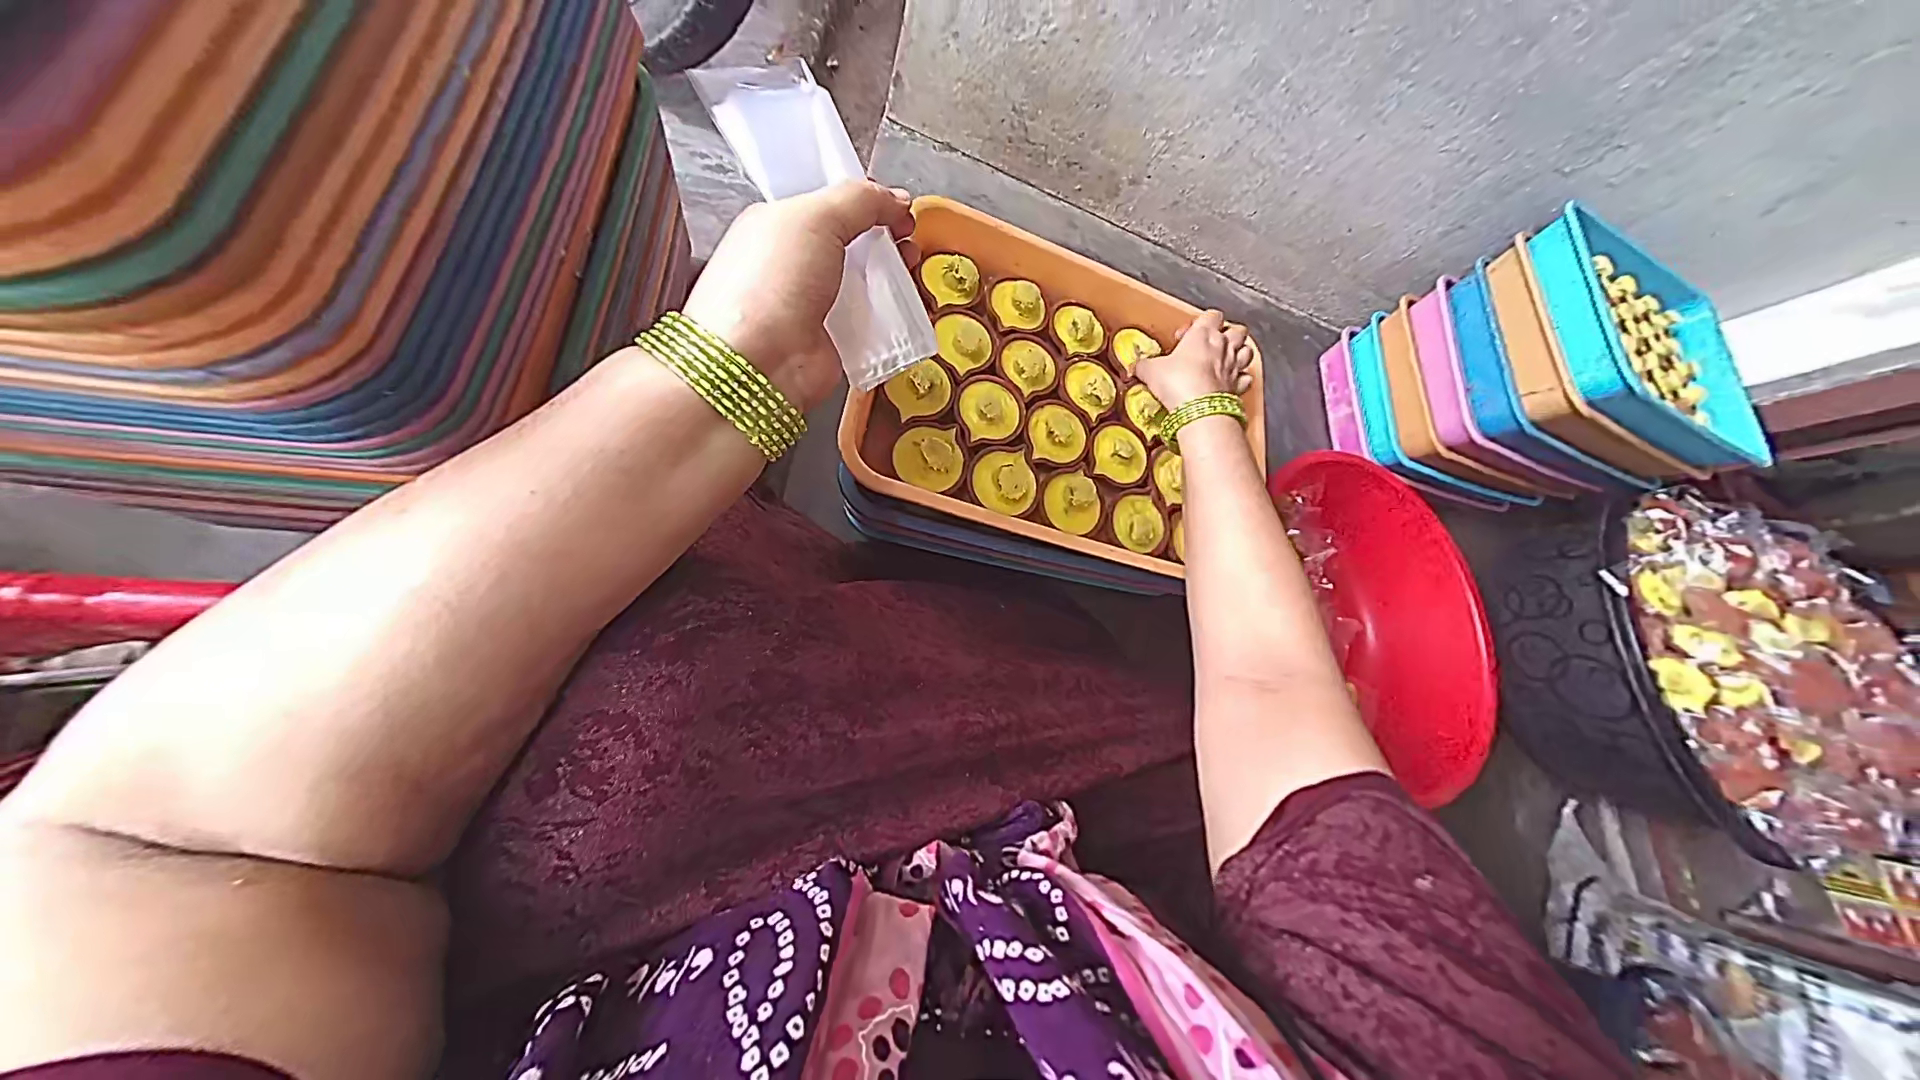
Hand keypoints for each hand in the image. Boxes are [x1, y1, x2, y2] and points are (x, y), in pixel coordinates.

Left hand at [681, 181, 918, 411]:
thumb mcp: (814, 217)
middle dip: (885, 240)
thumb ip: (859, 200)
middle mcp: (795, 265)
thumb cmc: (768, 286)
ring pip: (865, 283)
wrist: (760, 363)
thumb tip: (896, 200)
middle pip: (852, 244)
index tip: (895, 206)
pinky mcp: (833, 340)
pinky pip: (870, 322)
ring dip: (892, 277)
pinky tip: (905, 308)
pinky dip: (891, 316)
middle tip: (907, 240)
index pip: (828, 204)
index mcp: (778, 225)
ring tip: (910, 272)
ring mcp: (815, 305)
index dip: (865, 202)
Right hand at [1133, 310, 1253, 410]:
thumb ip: (1144, 366)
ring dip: (1239, 352)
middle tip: (1210, 344)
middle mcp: (1224, 346)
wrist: (1198, 410)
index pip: (1211, 315)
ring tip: (1225, 359)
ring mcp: (1234, 366)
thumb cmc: (1178, 383)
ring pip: (1247, 350)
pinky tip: (1230, 382)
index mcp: (1203, 334)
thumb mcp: (1151, 371)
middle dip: (1226, 333)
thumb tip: (1137, 367)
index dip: (1200, 322)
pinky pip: (1246, 378)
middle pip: (1236, 329)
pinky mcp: (1239, 387)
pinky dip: (1241, 378)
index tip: (1185, 336)